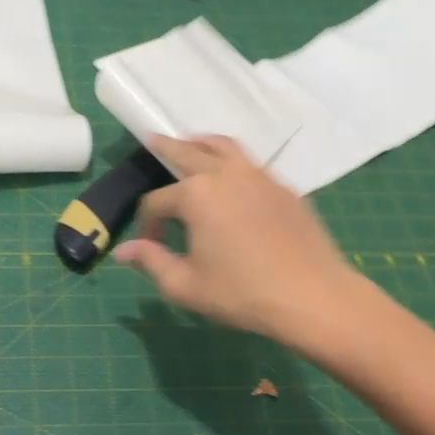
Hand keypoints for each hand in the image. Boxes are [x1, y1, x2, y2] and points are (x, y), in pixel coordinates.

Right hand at [112, 135, 373, 343]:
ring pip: (225, 148)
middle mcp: (227, 175)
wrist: (311, 296)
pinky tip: (233, 179)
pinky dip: (233, 162)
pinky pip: (252, 165)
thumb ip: (151, 262)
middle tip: (153, 139)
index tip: (151, 249)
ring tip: (192, 143)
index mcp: (196, 195)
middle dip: (168, 149)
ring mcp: (261, 177)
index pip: (157, 202)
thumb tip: (123, 250)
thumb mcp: (185, 285)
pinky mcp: (286, 189)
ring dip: (203, 144)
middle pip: (189, 153)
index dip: (148, 226)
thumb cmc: (241, 293)